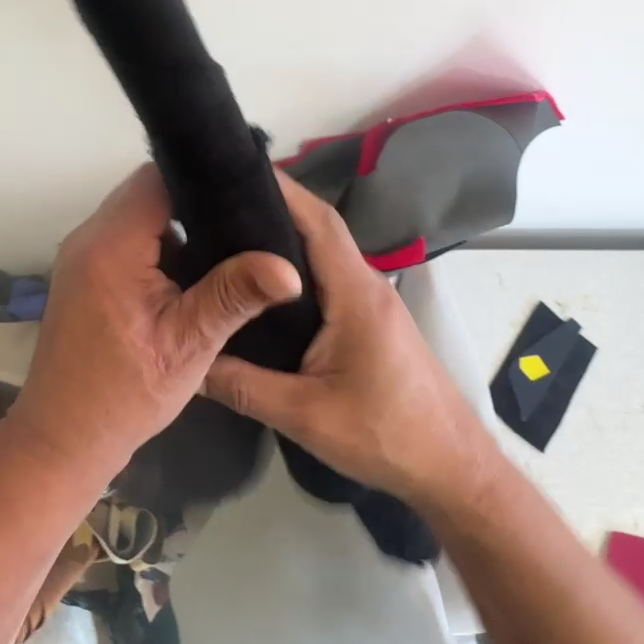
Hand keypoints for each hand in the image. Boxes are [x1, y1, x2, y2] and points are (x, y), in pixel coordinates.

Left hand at [4, 164, 302, 477]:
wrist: (63, 438)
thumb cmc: (126, 393)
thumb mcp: (189, 345)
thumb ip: (234, 296)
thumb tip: (288, 267)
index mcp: (111, 246)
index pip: (156, 180)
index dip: (200, 180)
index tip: (243, 194)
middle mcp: (88, 238)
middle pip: (144, 193)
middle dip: (191, 203)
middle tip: (241, 223)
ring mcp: (80, 255)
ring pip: (134, 216)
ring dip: (173, 227)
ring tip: (224, 244)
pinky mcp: (82, 274)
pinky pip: (122, 239)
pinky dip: (154, 247)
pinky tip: (189, 273)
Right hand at [203, 171, 499, 510]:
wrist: (454, 471)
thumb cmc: (387, 435)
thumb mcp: (305, 416)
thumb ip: (243, 387)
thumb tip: (188, 364)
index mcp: (355, 292)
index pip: (318, 221)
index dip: (281, 188)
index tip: (236, 171)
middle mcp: (367, 285)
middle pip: (318, 229)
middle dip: (272, 207)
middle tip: (214, 205)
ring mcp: (373, 302)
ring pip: (324, 255)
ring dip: (284, 239)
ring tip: (228, 238)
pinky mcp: (372, 322)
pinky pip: (329, 278)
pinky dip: (296, 268)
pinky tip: (263, 287)